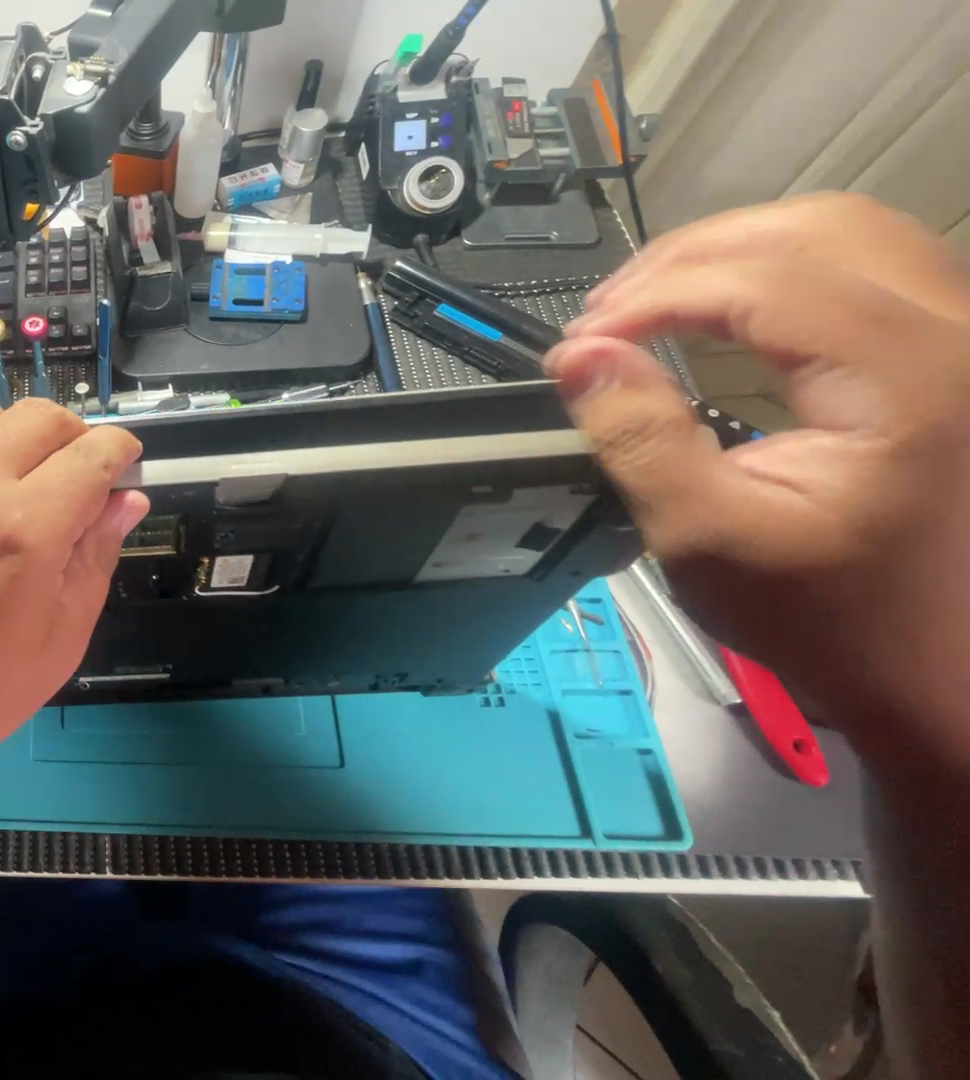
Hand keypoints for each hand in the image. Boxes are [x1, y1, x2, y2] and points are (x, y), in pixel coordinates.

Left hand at [0, 397, 148, 811]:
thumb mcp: (56, 643)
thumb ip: (95, 559)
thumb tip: (126, 501)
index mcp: (26, 528)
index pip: (94, 452)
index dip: (122, 452)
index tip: (123, 468)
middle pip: (40, 416)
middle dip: (74, 436)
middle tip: (74, 479)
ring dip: (12, 435)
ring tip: (13, 480)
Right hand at [550, 193, 969, 770]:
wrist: (937, 664)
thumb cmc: (823, 613)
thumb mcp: (702, 534)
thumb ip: (638, 437)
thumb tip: (577, 356)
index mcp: (907, 380)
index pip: (765, 284)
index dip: (653, 299)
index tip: (578, 345)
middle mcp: (954, 336)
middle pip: (819, 227)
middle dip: (690, 258)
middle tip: (605, 315)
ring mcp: (957, 342)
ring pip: (844, 235)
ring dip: (727, 257)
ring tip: (642, 308)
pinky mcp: (940, 358)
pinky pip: (855, 273)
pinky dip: (763, 280)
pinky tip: (705, 318)